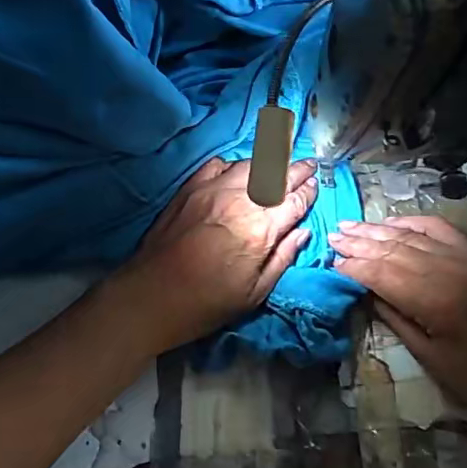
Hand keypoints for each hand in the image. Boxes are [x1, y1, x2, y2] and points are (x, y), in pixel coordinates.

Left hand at [111, 157, 318, 351]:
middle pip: (277, 176)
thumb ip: (282, 258)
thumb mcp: (254, 293)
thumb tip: (302, 232)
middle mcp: (240, 201)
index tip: (316, 186)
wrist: (150, 295)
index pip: (295, 201)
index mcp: (261, 229)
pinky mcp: (190, 188)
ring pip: (250, 165)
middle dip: (297, 169)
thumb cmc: (206, 303)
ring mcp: (212, 189)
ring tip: (281, 164)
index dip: (309, 192)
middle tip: (309, 164)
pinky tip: (238, 173)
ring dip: (270, 164)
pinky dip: (234, 165)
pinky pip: (218, 165)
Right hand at [329, 216, 466, 411]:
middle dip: (359, 243)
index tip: (331, 263)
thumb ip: (393, 315)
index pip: (382, 273)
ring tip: (350, 226)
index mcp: (435, 301)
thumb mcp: (425, 354)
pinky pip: (438, 229)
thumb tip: (364, 289)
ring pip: (411, 236)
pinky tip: (391, 222)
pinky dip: (411, 223)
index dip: (354, 266)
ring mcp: (465, 258)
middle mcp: (449, 271)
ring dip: (378, 230)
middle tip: (332, 237)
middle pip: (393, 249)